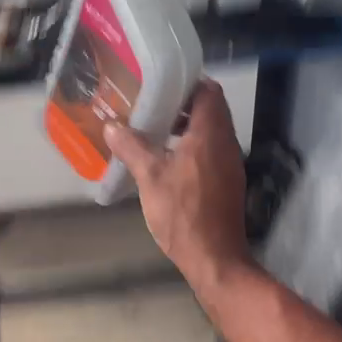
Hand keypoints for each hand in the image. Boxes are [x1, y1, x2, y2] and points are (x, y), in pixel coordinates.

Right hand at [103, 79, 252, 293]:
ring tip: (157, 128)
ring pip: (212, 130)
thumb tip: (111, 127)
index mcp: (210, 134)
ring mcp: (230, 164)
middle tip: (154, 101)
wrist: (216, 261)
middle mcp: (225, 143)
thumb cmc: (183, 213)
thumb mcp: (150, 177)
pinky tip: (168, 158)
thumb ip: (132, 147)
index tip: (163, 81)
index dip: (189, 81)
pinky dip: (193, 144)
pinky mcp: (228, 182)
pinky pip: (212, 149)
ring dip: (188, 124)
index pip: (209, 91)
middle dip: (184, 102)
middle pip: (211, 108)